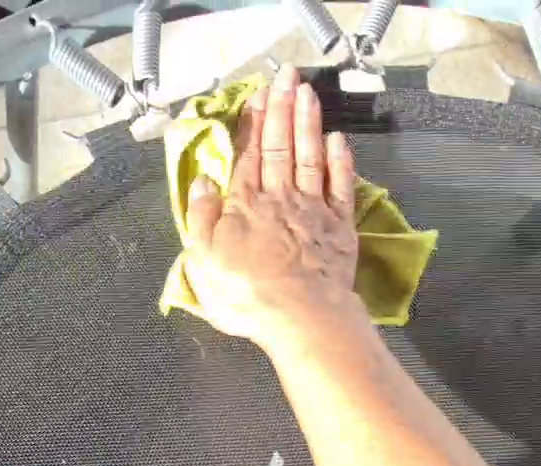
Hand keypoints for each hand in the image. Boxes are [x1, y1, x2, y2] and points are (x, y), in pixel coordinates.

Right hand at [183, 65, 365, 349]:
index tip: (255, 98)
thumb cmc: (245, 293)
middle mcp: (280, 197)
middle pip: (280, 146)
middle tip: (285, 76)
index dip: (251, 126)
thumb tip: (201, 183)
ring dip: (308, 123)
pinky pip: (339, 185)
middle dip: (281, 109)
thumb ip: (201, 219)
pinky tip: (336, 140)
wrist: (300, 314)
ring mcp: (313, 209)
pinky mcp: (338, 226)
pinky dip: (338, 160)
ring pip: (309, 156)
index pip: (248, 157)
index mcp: (245, 205)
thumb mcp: (204, 260)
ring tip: (307, 93)